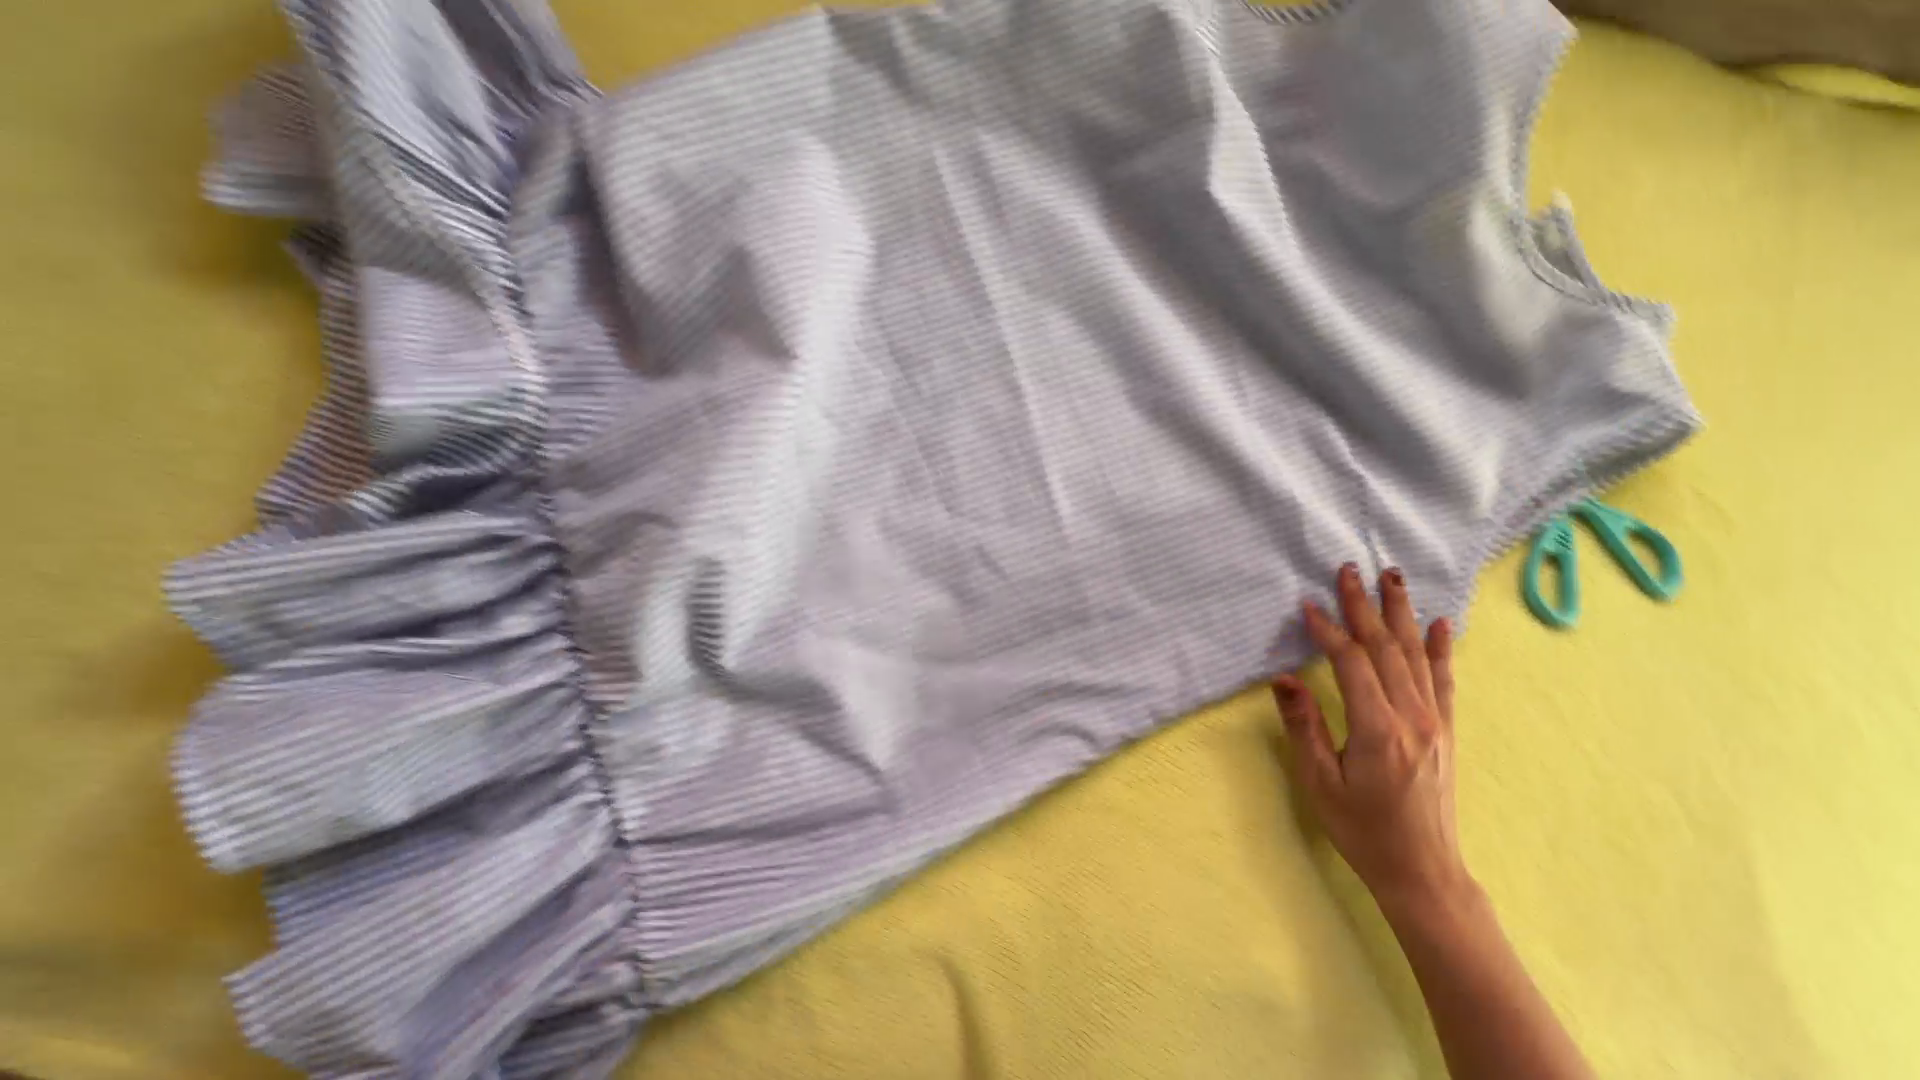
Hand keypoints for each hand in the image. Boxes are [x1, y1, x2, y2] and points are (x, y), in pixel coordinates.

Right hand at [1273, 563, 1472, 916]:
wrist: (1422, 870)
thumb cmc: (1362, 830)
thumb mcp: (1320, 783)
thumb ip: (1305, 727)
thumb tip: (1285, 680)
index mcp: (1377, 729)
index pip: (1350, 663)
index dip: (1329, 631)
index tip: (1309, 605)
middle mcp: (1412, 716)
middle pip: (1386, 648)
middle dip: (1366, 607)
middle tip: (1351, 569)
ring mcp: (1435, 722)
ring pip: (1415, 655)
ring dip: (1402, 614)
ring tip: (1393, 578)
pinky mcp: (1446, 730)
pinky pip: (1443, 680)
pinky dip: (1440, 648)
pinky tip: (1440, 623)